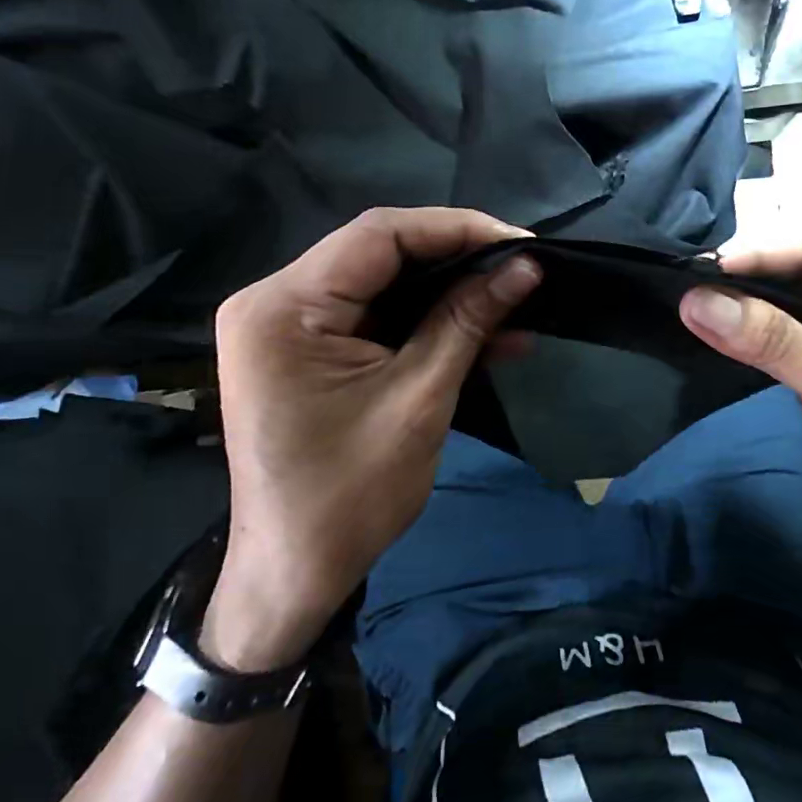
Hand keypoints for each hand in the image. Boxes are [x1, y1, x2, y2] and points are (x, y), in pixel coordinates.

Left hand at [205, 208, 541, 668]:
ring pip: (386, 286)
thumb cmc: (352, 494)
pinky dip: (429, 325)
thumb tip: (526, 266)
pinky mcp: (310, 350)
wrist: (298, 571)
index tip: (522, 242)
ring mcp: (289, 326)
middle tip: (523, 268)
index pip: (379, 235)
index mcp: (284, 307)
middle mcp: (275, 302)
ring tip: (517, 302)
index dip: (457, 230)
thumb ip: (468, 320)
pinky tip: (486, 336)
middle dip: (459, 261)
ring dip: (451, 295)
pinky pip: (378, 319)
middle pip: (381, 255)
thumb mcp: (419, 398)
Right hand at [680, 235, 801, 562]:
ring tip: (692, 299)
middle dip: (750, 273)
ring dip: (747, 299)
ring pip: (791, 292)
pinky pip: (788, 326)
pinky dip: (754, 327)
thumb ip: (775, 341)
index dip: (761, 253)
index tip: (701, 268)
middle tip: (689, 282)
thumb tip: (695, 301)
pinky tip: (718, 323)